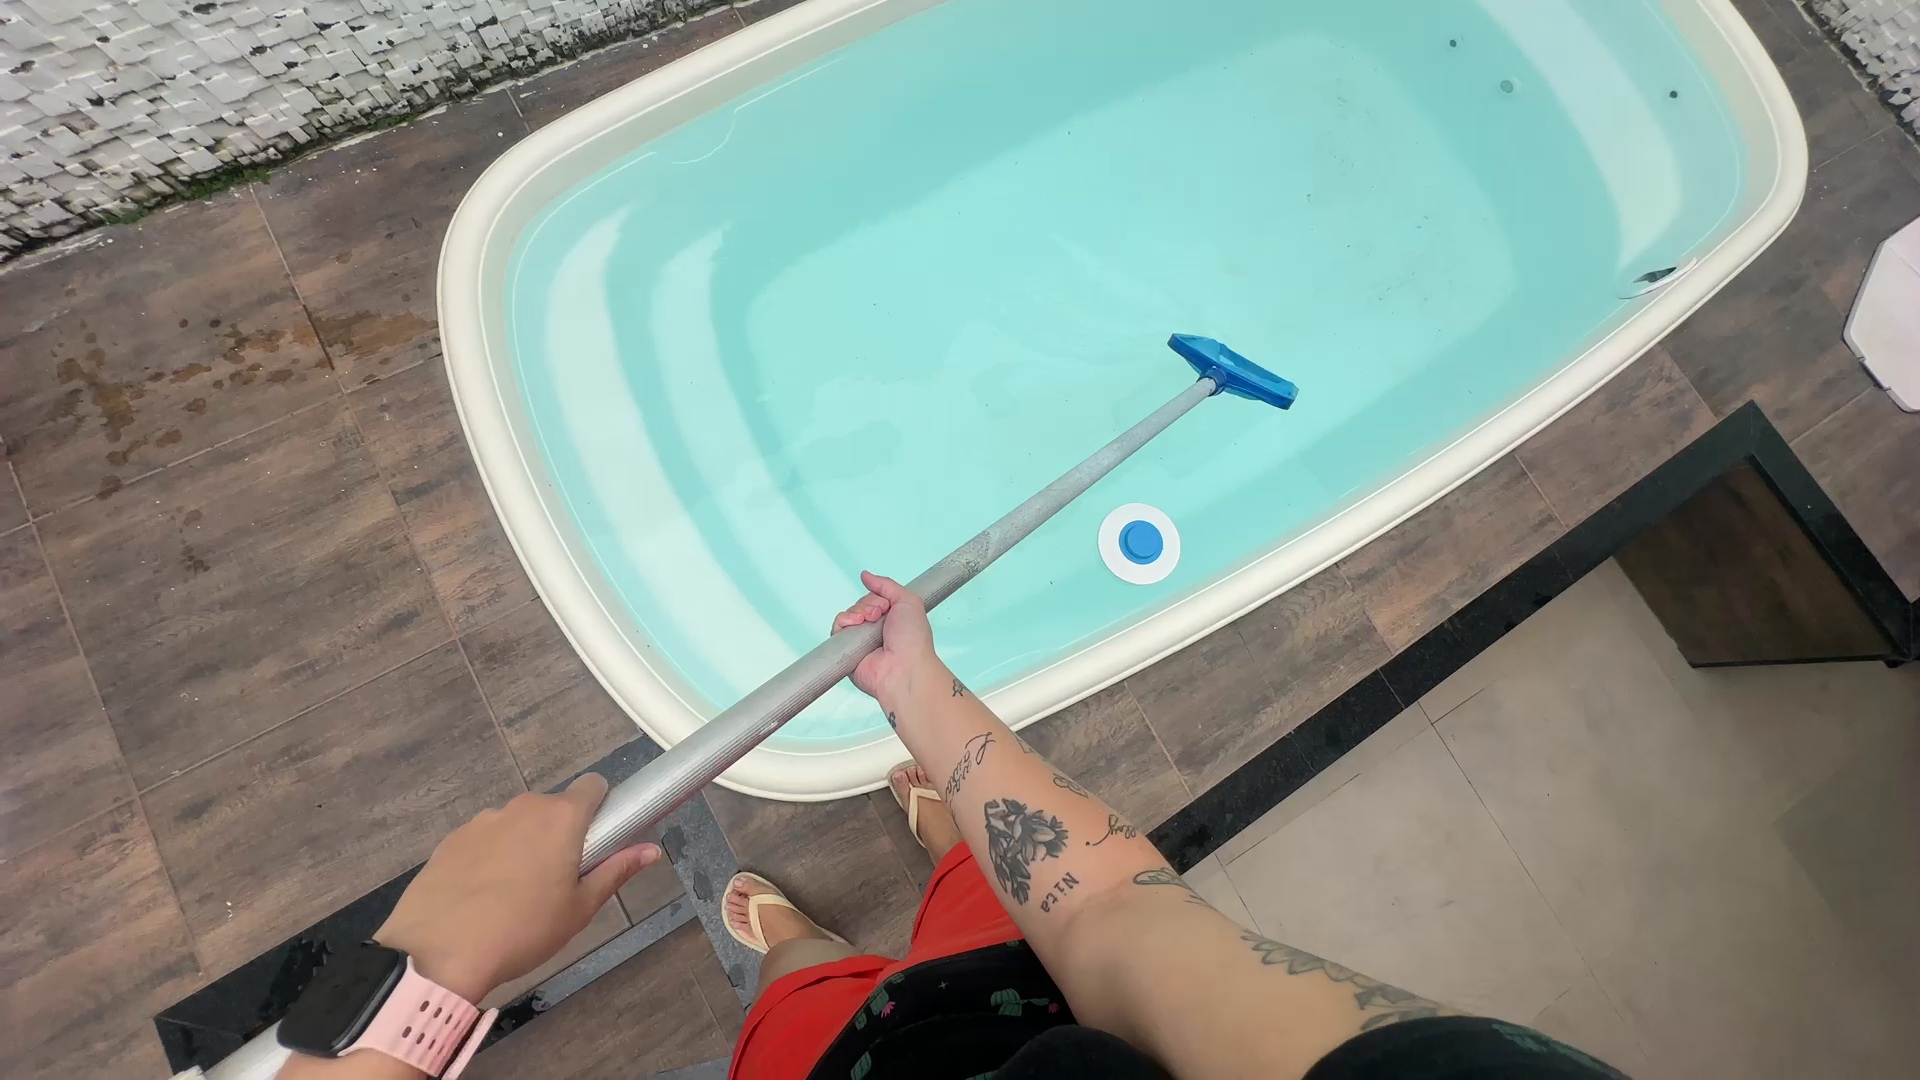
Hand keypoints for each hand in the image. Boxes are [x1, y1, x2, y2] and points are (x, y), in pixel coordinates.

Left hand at [373, 774, 662, 1002]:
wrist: (432, 960)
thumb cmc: (521, 931)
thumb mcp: (579, 909)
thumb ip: (617, 871)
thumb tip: (652, 850)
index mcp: (562, 817)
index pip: (593, 785)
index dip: (599, 806)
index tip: (595, 839)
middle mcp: (523, 807)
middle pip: (552, 807)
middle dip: (558, 832)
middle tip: (555, 877)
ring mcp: (481, 822)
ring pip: (514, 824)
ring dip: (521, 844)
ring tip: (510, 893)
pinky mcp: (447, 843)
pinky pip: (480, 841)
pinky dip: (485, 859)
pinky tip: (476, 898)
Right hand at [831, 570, 941, 709]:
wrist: (904, 667)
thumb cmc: (913, 639)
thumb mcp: (908, 601)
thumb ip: (887, 585)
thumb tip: (866, 575)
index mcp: (891, 620)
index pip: (874, 599)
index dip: (877, 598)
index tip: (886, 606)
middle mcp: (875, 630)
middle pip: (860, 605)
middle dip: (868, 605)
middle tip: (879, 616)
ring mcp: (861, 640)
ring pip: (848, 615)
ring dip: (857, 613)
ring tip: (869, 623)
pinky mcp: (847, 650)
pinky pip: (837, 629)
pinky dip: (844, 622)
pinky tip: (857, 626)